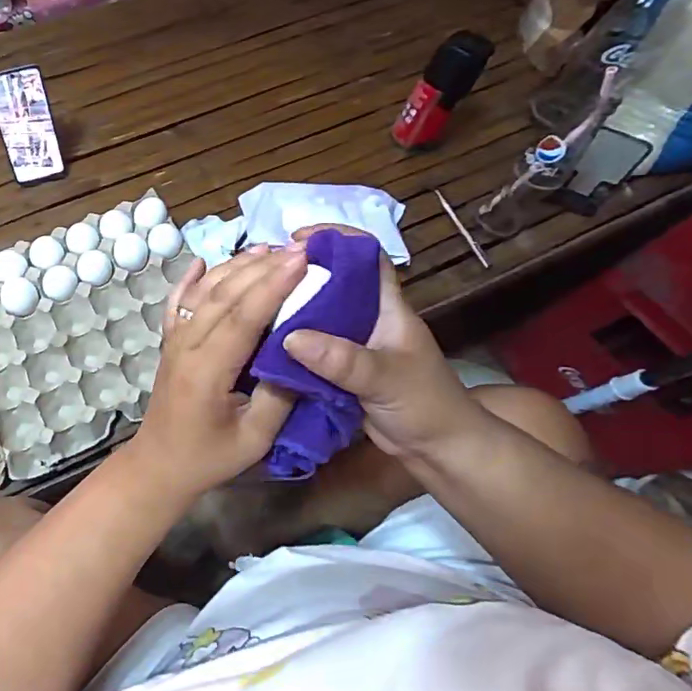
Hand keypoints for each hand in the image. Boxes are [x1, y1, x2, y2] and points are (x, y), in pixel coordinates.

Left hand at [122, 246, 304, 497]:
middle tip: (296, 247)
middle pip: (223, 296)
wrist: (159, 464)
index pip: (242, 317)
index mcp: (207, 370)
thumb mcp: (254, 438)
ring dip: (234, 267)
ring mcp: (174, 341)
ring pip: (203, 293)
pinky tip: (202, 261)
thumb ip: (278, 396)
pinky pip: (178, 304)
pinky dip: (190, 280)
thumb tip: (299, 354)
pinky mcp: (169, 343)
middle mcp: (186, 346)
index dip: (273, 285)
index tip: (301, 259)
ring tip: (267, 248)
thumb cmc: (209, 457)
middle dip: (261, 267)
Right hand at [280, 225, 488, 459]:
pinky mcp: (340, 370)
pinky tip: (263, 342)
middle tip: (261, 275)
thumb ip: (343, 360)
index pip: (365, 257)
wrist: (438, 451)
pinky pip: (309, 347)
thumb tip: (290, 336)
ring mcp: (353, 344)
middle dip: (299, 273)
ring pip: (316, 315)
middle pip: (331, 282)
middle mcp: (367, 318)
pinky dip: (288, 343)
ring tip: (253, 304)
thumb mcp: (386, 379)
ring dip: (289, 308)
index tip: (298, 238)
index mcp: (387, 308)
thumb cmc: (426, 406)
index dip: (336, 238)